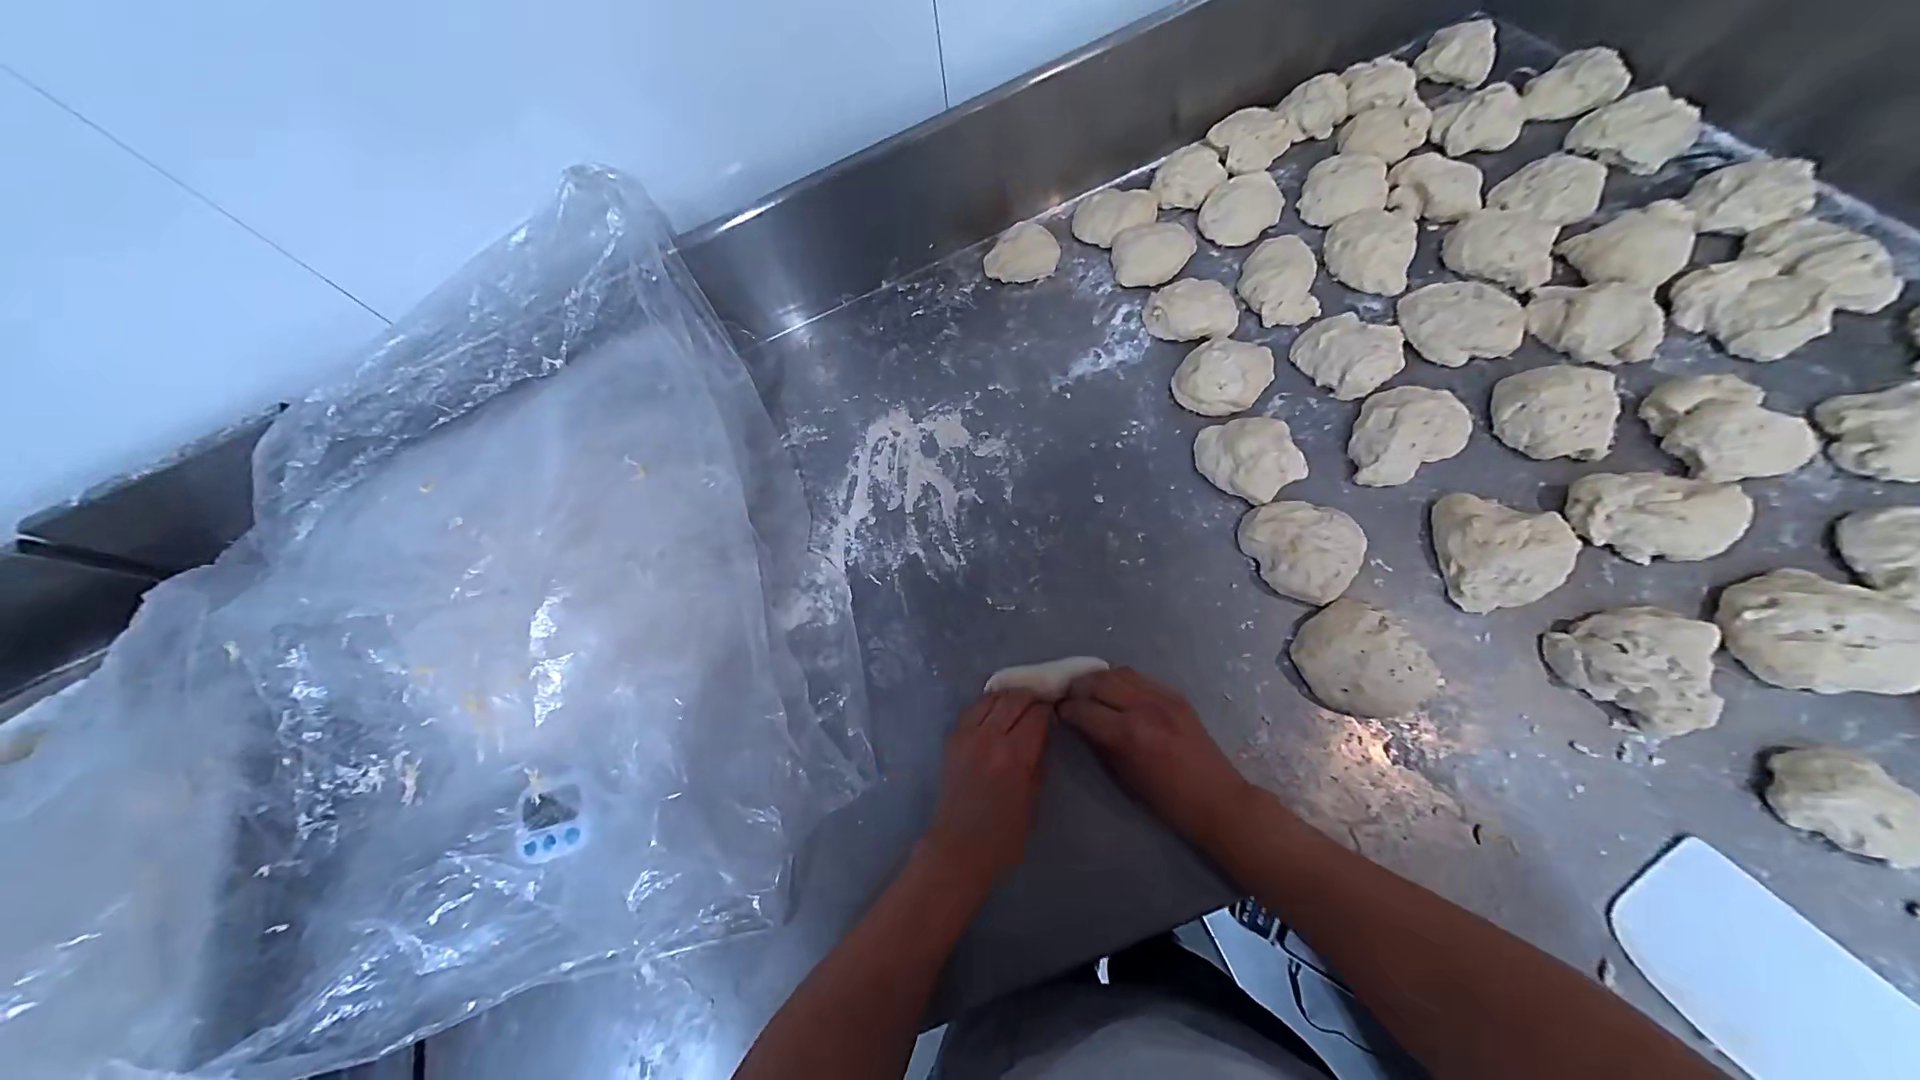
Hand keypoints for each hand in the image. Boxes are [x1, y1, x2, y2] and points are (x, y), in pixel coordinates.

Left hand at [920, 691, 1052, 886]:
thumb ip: (1038, 760)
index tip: (1054, 711)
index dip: (1048, 709)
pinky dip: (988, 706)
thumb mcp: (1033, 799)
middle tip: (1039, 705)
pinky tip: (996, 715)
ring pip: (991, 697)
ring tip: (1018, 706)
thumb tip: (1043, 733)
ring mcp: (967, 735)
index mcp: (1014, 756)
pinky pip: (973, 710)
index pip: (1036, 714)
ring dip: (1008, 697)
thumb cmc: (1004, 836)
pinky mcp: (952, 739)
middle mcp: (989, 738)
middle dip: (1030, 698)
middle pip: (1014, 698)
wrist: (958, 849)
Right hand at [1060, 668, 1256, 845]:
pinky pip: (1141, 678)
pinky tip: (1119, 693)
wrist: (1216, 798)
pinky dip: (1123, 681)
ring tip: (1092, 691)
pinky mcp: (1176, 695)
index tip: (1059, 712)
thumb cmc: (1165, 799)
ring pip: (1119, 672)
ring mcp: (1163, 697)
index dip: (1065, 709)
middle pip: (1098, 681)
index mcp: (1128, 734)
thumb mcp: (1122, 774)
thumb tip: (1079, 722)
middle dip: (1078, 687)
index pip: (1083, 708)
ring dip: (1100, 679)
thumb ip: (1099, 742)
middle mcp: (1144, 707)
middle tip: (1070, 697)